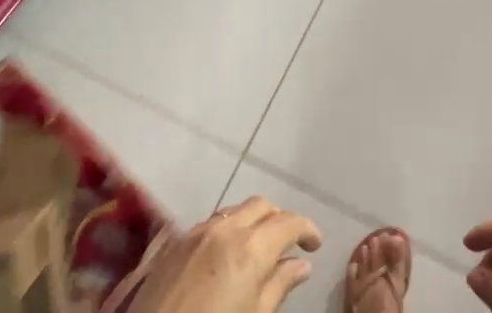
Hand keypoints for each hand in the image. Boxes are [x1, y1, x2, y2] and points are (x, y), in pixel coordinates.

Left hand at [129, 196, 324, 312]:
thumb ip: (279, 286)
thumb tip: (301, 265)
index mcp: (250, 247)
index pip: (289, 222)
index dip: (307, 229)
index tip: (315, 245)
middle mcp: (225, 228)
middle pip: (261, 205)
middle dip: (279, 219)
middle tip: (288, 245)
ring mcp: (197, 232)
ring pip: (235, 210)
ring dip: (253, 221)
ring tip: (259, 249)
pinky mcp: (176, 243)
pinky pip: (211, 223)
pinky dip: (228, 229)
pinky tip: (227, 256)